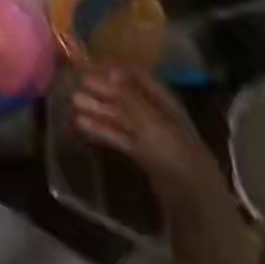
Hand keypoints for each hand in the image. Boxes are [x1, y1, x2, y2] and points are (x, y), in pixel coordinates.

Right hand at [72, 68, 253, 263]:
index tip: (88, 68)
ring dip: (98, 111)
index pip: (136, 77)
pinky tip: (83, 127)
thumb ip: (128, 98)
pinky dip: (101, 130)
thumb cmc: (172, 152)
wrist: (190, 195)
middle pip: (125, 98)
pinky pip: (118, 136)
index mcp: (163, 101)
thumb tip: (109, 71)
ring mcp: (149, 135)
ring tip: (73, 106)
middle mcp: (156, 114)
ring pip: (119, 118)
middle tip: (74, 89)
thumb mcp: (149, 121)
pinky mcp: (142, 155)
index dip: (113, 72)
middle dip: (100, 92)